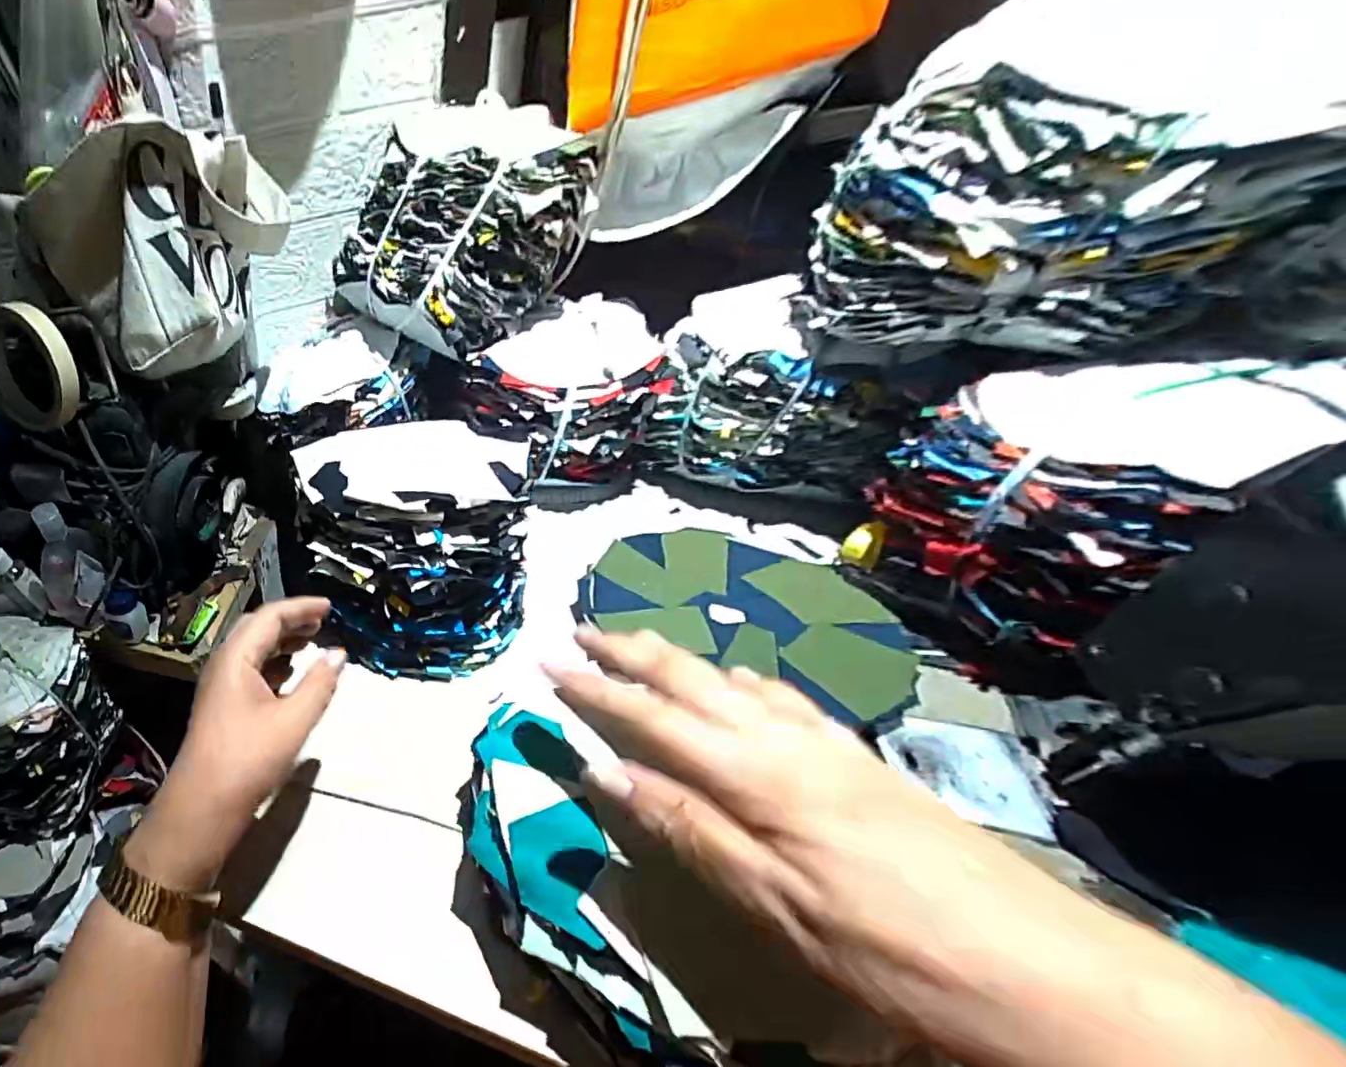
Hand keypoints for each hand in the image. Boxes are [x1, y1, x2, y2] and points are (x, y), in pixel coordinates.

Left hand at [126, 597, 344, 891]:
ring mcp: (220, 686)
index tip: (330, 607)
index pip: (270, 616)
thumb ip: (320, 684)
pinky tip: (292, 675)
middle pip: (257, 627)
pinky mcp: (223, 706)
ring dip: (282, 641)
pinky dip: (275, 663)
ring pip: (253, 649)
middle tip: (322, 622)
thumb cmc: (248, 759)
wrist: (202, 808)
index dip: (301, 607)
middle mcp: (224, 665)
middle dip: (291, 620)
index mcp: (236, 658)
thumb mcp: (293, 721)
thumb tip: (338, 654)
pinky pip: (251, 670)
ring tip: (312, 642)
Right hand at [542, 627, 1114, 1031]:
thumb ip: (684, 827)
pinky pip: (784, 697)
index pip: (650, 716)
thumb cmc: (891, 948)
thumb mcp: (770, 903)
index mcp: (753, 773)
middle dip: (629, 650)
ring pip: (734, 678)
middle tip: (582, 629)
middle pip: (690, 677)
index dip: (594, 688)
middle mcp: (784, 740)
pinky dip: (744, 679)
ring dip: (680, 658)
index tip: (549, 662)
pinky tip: (742, 680)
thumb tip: (605, 770)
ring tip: (644, 646)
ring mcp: (826, 744)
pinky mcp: (859, 759)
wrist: (1055, 974)